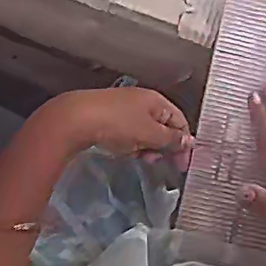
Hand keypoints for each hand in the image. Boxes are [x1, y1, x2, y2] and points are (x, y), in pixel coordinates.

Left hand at [31, 87, 192, 167]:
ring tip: (136, 156)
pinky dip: (130, 143)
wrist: (75, 119)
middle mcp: (142, 100)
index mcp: (156, 100)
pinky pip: (128, 132)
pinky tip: (122, 150)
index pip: (180, 122)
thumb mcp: (149, 134)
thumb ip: (171, 139)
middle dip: (162, 146)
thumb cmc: (118, 124)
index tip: (180, 166)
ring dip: (145, 147)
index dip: (183, 144)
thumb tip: (189, 141)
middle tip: (153, 160)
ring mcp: (124, 107)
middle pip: (163, 126)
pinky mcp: (108, 116)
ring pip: (144, 131)